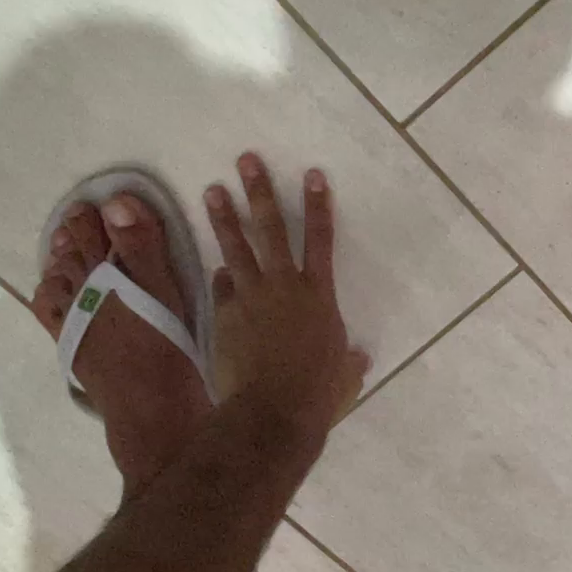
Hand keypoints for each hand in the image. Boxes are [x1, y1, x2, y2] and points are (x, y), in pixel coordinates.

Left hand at [203, 153, 369, 459]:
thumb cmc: (319, 392)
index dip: (319, 206)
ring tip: (213, 190)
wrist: (274, 410)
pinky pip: (222, 288)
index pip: (321, 240)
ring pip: (237, 249)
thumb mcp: (343, 374)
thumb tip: (358, 359)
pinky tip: (213, 264)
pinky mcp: (225, 317)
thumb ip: (348, 360)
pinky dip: (220, 275)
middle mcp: (285, 286)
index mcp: (320, 295)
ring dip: (226, 218)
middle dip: (261, 192)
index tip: (312, 175)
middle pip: (272, 230)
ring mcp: (251, 298)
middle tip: (246, 161)